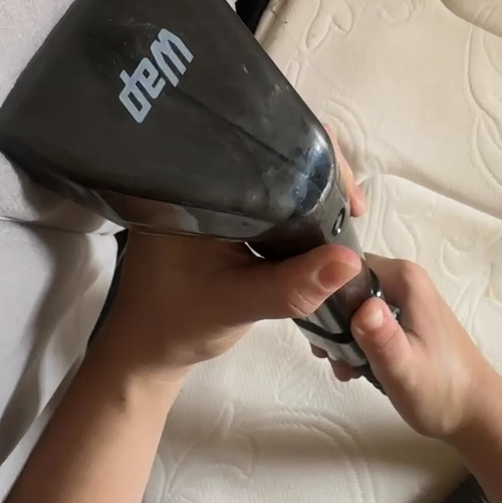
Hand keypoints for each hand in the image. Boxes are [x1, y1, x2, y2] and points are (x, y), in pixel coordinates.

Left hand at [92, 130, 370, 383]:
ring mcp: (212, 193)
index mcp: (195, 184)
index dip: (311, 160)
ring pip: (273, 177)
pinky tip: (319, 220)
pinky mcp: (222, 210)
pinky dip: (294, 207)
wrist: (147, 349)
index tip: (349, 190)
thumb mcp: (238, 304)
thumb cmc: (180, 322)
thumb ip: (292, 286)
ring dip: (310, 190)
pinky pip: (267, 197)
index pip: (263, 153)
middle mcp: (202, 178)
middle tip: (354, 204)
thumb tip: (351, 261)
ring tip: (346, 209)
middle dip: (319, 173)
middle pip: (273, 159)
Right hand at [330, 255, 501, 442]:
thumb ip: (382, 337)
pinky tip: (355, 368)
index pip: (345, 266)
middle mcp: (405, 278)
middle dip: (332, 319)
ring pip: (356, 303)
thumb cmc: (441, 392)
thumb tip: (360, 306)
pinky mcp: (407, 317)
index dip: (325, 295)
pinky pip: (369, 317)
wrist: (477, 416)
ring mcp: (407, 297)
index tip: (317, 330)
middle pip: (349, 285)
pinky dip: (358, 340)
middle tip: (326, 355)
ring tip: (341, 367)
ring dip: (343, 334)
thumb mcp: (404, 368)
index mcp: (403, 278)